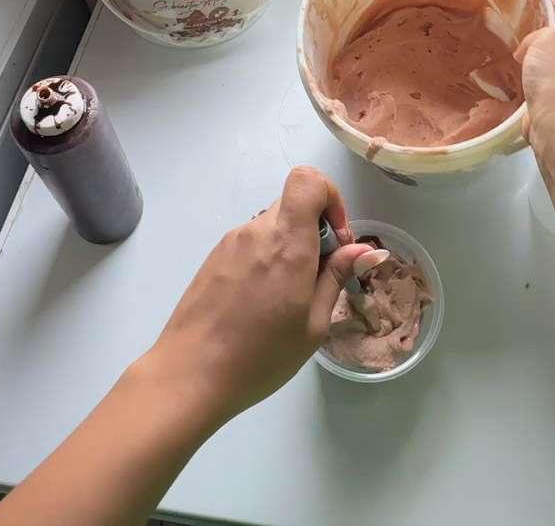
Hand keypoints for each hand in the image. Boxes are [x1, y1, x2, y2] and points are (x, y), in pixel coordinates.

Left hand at [144, 166, 371, 424]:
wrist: (189, 374)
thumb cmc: (260, 356)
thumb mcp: (313, 324)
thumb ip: (336, 277)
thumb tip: (364, 250)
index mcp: (287, 243)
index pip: (308, 180)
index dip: (330, 198)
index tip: (336, 238)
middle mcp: (258, 230)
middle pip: (293, 203)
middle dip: (314, 228)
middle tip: (317, 275)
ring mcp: (232, 241)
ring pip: (272, 224)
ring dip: (289, 245)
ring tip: (286, 296)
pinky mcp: (214, 255)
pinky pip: (251, 241)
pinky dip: (266, 257)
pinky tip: (260, 301)